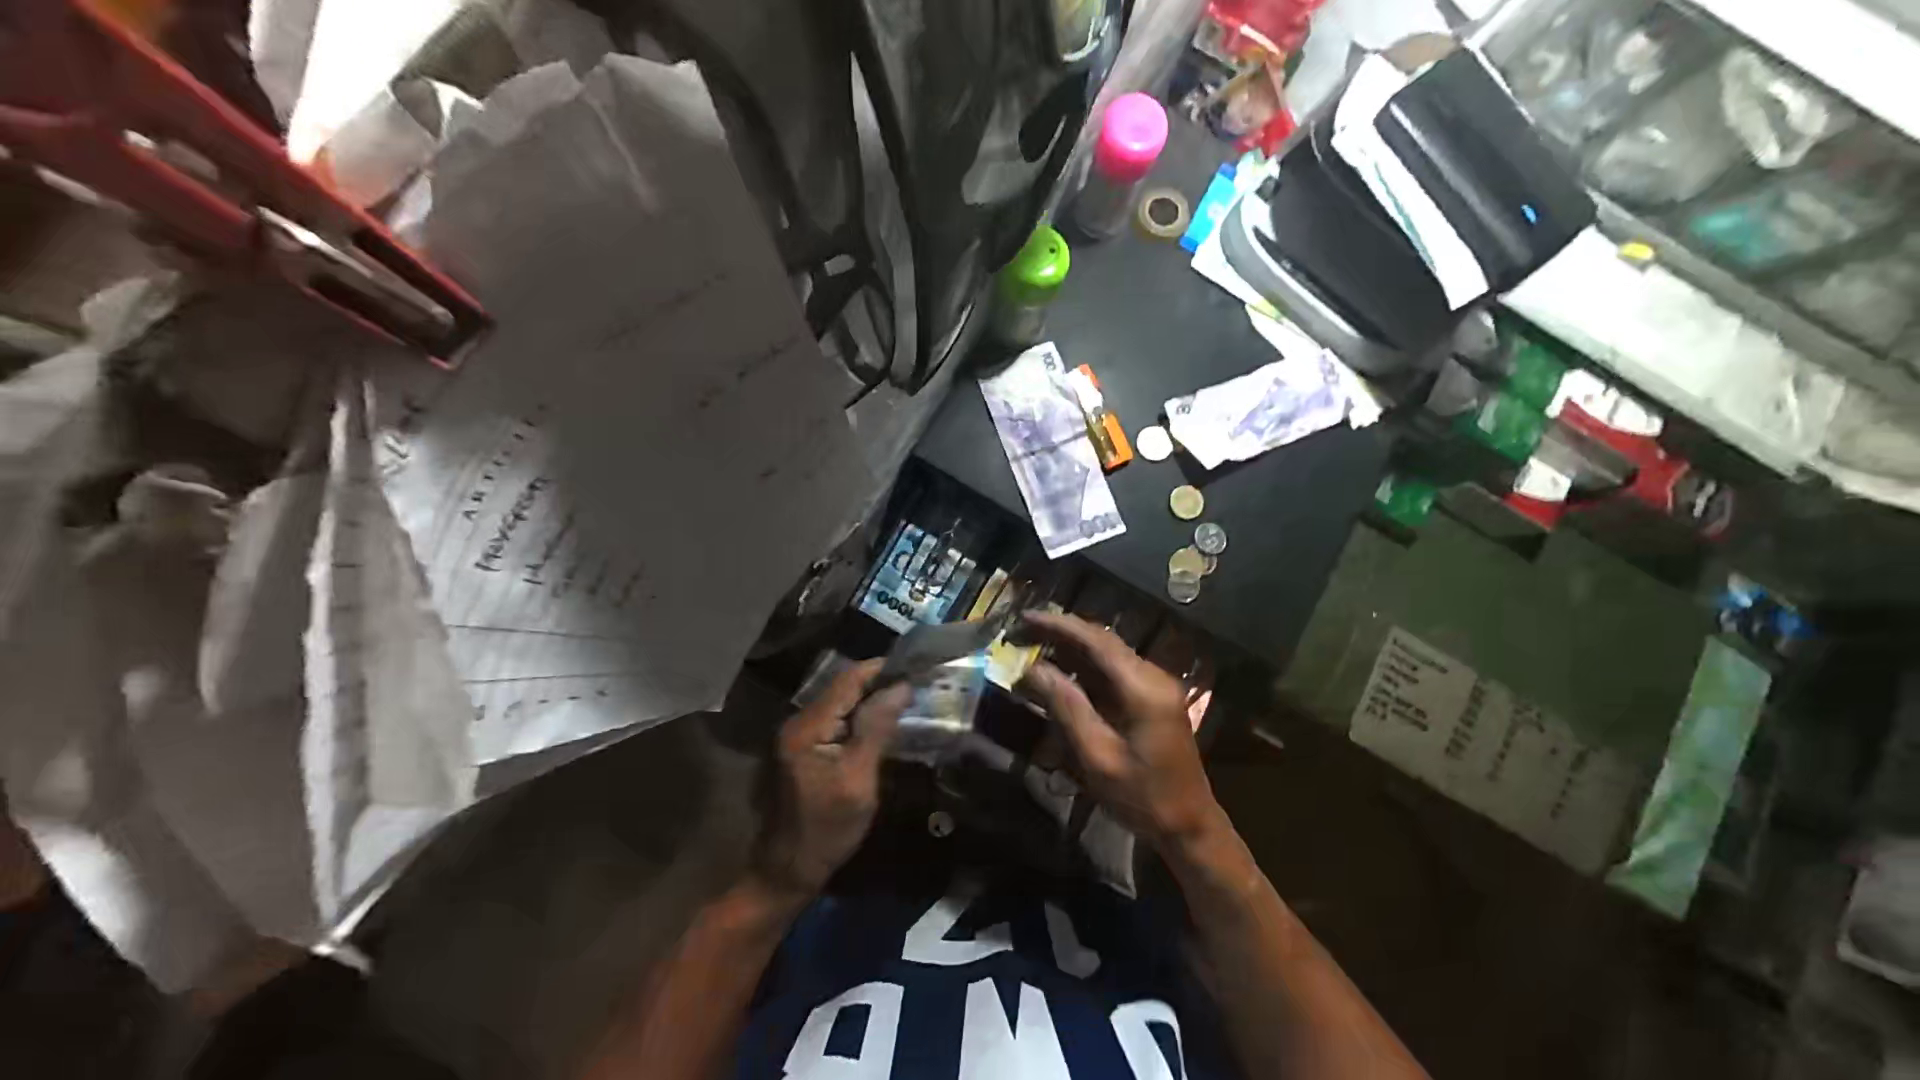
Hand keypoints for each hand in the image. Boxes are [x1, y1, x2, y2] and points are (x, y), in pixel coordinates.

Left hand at [753, 660, 907, 896]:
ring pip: (841, 702)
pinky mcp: (805, 748)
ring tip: (908, 698)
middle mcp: (799, 721)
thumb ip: (876, 729)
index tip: (916, 666)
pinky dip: (862, 716)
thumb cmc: (826, 829)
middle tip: (918, 683)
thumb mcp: (858, 780)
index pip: (848, 680)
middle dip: (880, 682)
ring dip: (872, 698)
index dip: (882, 669)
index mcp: (808, 726)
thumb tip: (901, 686)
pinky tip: (884, 722)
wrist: (789, 869)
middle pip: (843, 687)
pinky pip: (837, 720)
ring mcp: (799, 734)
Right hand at [1018, 611, 1223, 852]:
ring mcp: (1157, 685)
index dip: (1059, 625)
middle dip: (1062, 631)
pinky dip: (1086, 663)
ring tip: (1036, 642)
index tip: (1026, 618)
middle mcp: (1154, 676)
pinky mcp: (1154, 697)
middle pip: (1104, 640)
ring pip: (1109, 652)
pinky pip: (1116, 669)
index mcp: (1144, 688)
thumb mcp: (1098, 756)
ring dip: (1073, 645)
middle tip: (1024, 629)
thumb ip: (1068, 707)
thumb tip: (1035, 669)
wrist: (1189, 825)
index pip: (1097, 641)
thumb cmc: (1142, 796)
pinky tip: (1063, 667)